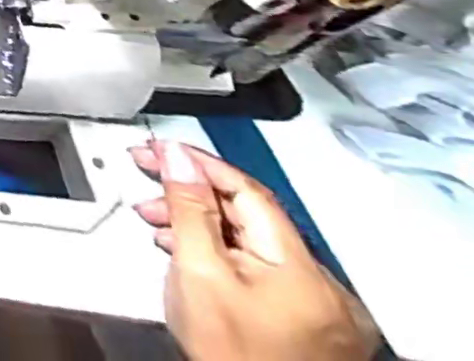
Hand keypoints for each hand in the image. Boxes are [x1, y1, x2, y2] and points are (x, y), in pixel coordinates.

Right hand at [131, 140, 379, 360]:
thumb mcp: (196, 272)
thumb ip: (188, 207)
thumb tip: (179, 157)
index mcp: (301, 270)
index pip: (245, 189)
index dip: (199, 163)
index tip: (162, 149)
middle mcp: (323, 286)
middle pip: (248, 214)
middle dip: (192, 192)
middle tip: (150, 174)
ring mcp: (319, 308)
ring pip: (250, 239)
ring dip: (199, 222)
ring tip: (157, 219)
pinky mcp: (307, 324)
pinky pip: (259, 267)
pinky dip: (220, 252)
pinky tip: (188, 253)